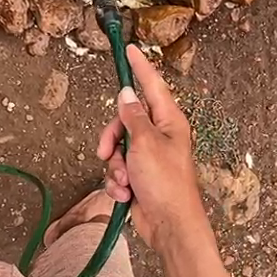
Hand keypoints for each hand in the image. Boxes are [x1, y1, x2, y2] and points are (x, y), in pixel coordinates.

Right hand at [97, 44, 209, 251]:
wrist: (169, 226)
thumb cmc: (166, 184)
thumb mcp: (145, 143)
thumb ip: (132, 116)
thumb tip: (126, 94)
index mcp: (169, 122)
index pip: (152, 86)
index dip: (140, 67)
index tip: (130, 50)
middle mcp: (160, 136)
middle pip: (125, 120)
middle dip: (112, 137)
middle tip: (107, 150)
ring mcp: (149, 157)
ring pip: (118, 147)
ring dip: (115, 165)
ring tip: (125, 181)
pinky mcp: (139, 177)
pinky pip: (118, 169)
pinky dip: (118, 182)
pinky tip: (126, 194)